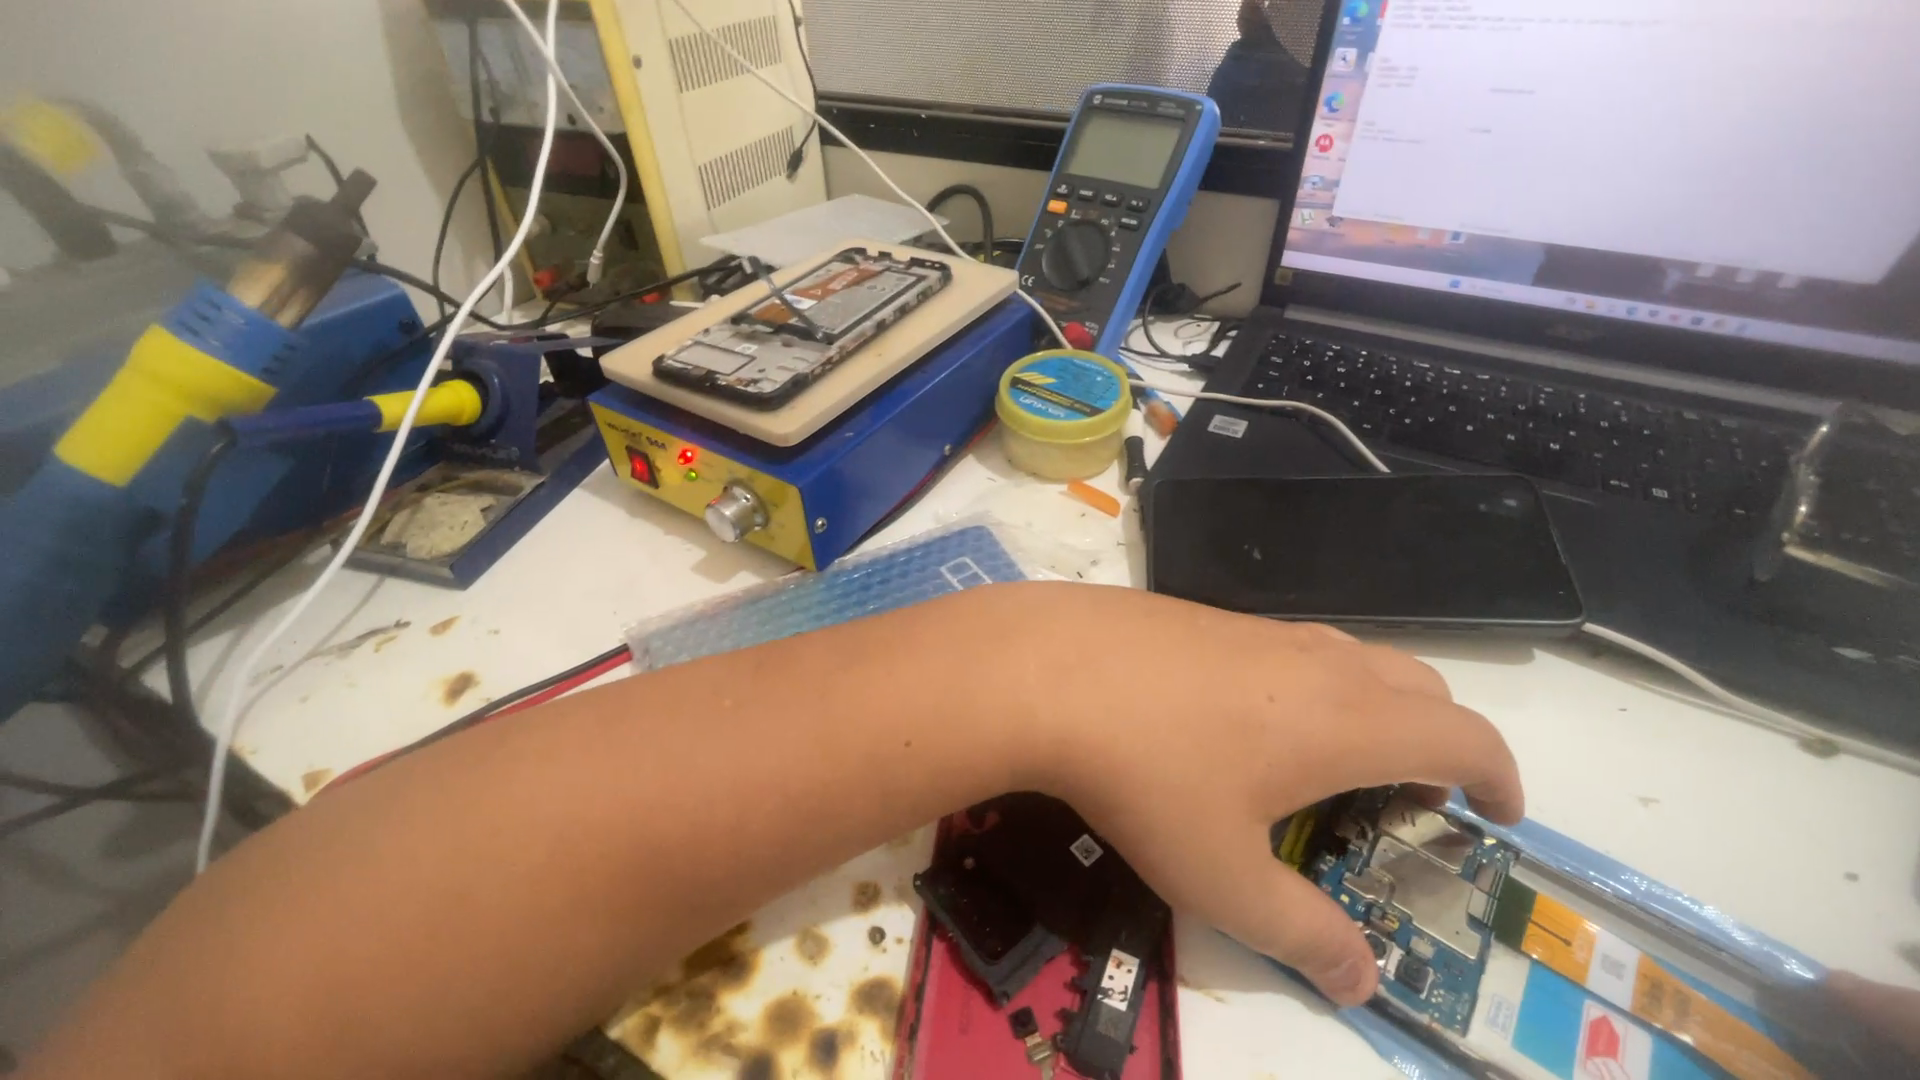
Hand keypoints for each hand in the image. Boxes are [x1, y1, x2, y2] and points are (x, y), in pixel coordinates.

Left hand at [1010, 584, 1524, 1006]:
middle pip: (1420, 687)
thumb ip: (1300, 933)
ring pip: (1352, 658)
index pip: (1466, 738)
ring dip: (1373, 706)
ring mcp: (1257, 629)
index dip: (1500, 775)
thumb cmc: (1147, 776)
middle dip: (1439, 740)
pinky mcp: (1204, 616)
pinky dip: (1308, 684)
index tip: (1498, 814)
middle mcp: (1317, 661)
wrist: (1047, 670)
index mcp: (1348, 721)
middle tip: (1411, 794)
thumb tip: (1361, 982)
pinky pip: (1287, 647)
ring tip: (1332, 759)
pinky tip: (1243, 721)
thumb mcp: (1222, 876)